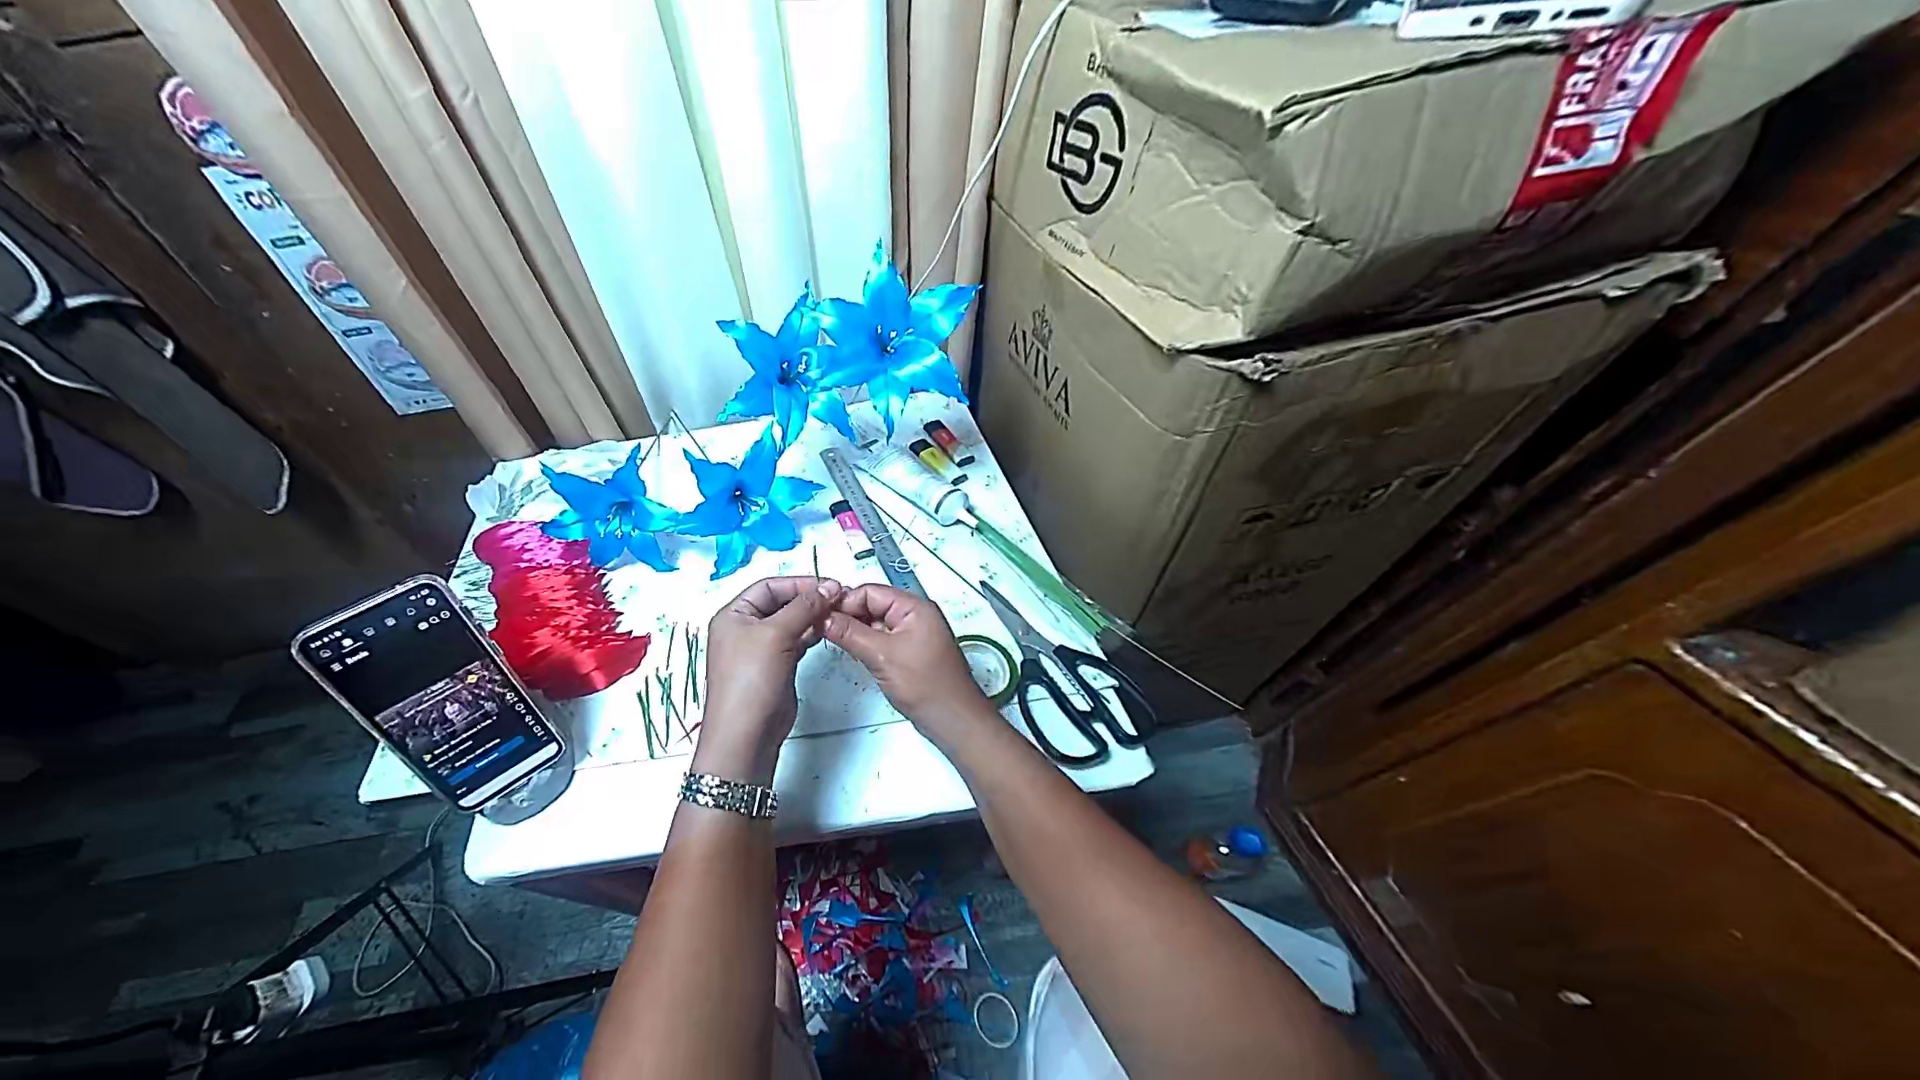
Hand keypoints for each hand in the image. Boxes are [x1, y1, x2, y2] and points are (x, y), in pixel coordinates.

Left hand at [695, 576, 840, 783]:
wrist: (747, 733)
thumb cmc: (750, 680)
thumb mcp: (776, 634)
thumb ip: (804, 607)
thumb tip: (828, 586)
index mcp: (733, 615)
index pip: (769, 586)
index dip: (799, 583)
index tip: (829, 585)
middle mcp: (745, 628)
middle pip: (782, 602)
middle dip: (810, 598)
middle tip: (839, 598)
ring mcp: (762, 648)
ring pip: (792, 621)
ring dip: (814, 615)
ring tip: (839, 612)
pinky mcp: (778, 664)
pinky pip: (798, 639)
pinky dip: (813, 633)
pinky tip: (829, 629)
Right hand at [822, 584, 991, 740]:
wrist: (952, 718)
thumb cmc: (926, 684)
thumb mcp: (881, 654)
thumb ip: (850, 633)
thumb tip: (823, 617)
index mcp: (914, 606)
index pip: (870, 591)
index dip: (845, 602)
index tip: (821, 617)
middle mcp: (915, 615)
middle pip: (872, 605)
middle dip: (848, 616)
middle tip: (821, 630)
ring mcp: (913, 634)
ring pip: (876, 623)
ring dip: (856, 630)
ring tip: (833, 642)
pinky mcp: (910, 652)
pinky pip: (883, 639)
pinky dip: (867, 643)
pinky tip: (853, 653)